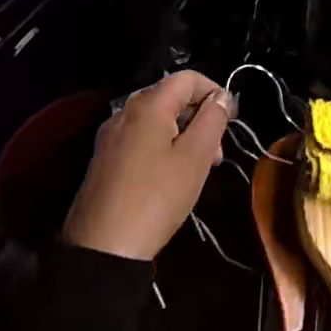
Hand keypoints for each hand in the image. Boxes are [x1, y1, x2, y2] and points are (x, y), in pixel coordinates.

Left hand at [62, 71, 233, 260]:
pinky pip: (141, 138)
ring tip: (198, 166)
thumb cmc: (156, 197)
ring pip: (157, 119)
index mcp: (147, 106)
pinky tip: (172, 175)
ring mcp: (109, 138)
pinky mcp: (103, 161)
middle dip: (200, 116)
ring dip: (184, 133)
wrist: (100, 251)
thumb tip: (221, 97)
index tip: (230, 119)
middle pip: (171, 97)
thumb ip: (213, 117)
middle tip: (216, 151)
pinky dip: (163, 145)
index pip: (188, 78)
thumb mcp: (197, 155)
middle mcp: (124, 114)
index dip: (215, 90)